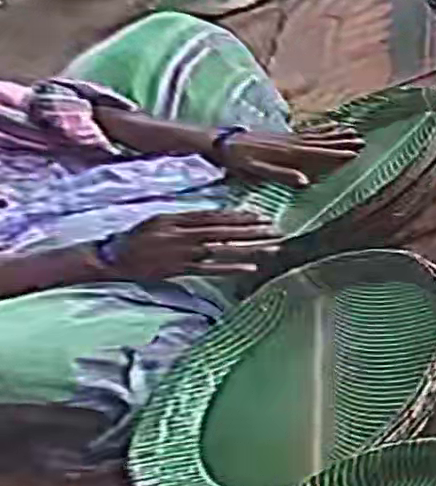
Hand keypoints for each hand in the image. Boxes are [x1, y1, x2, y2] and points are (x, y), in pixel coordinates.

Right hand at [105, 210, 280, 278]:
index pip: (212, 217)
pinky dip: (231, 268)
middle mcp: (177, 234)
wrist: (108, 258)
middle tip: (278, 231)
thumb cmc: (138, 239)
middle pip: (222, 231)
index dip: (240, 216)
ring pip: (221, 249)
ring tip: (274, 249)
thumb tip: (222, 218)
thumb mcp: (159, 223)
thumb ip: (188, 220)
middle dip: (252, 231)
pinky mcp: (178, 268)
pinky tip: (252, 268)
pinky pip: (209, 268)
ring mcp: (179, 252)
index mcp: (172, 220)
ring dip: (249, 249)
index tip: (264, 217)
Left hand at [218, 122, 363, 186]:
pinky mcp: (284, 135)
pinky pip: (308, 131)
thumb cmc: (237, 160)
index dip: (337, 153)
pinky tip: (331, 126)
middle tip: (362, 140)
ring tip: (352, 131)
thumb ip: (281, 175)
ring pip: (318, 135)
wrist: (216, 141)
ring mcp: (288, 138)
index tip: (355, 153)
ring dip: (336, 133)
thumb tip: (306, 181)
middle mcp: (292, 143)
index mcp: (289, 153)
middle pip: (322, 142)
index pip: (318, 153)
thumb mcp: (256, 171)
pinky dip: (322, 128)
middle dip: (342, 141)